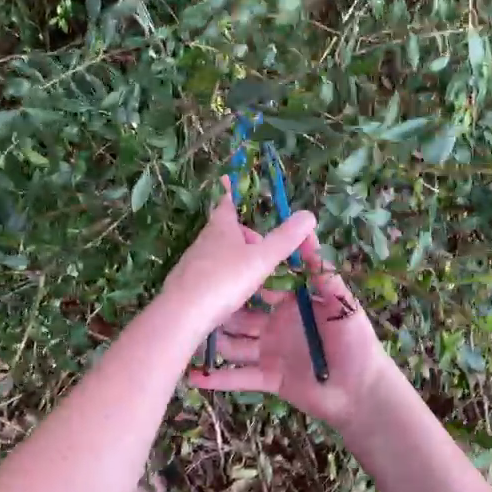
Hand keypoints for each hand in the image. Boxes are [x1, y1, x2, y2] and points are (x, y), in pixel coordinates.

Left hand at [158, 177, 315, 334]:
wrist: (183, 314)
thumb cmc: (223, 279)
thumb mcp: (260, 259)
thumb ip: (284, 240)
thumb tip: (308, 215)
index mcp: (221, 227)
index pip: (227, 202)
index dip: (231, 190)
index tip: (227, 177)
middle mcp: (206, 241)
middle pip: (230, 232)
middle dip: (250, 240)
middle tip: (269, 256)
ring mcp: (196, 263)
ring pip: (225, 257)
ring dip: (245, 266)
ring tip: (263, 288)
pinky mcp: (192, 286)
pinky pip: (217, 278)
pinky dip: (233, 284)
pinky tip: (243, 302)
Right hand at [187, 230, 394, 430]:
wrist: (363, 393)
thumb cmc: (356, 342)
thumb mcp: (340, 303)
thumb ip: (320, 271)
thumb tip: (307, 232)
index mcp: (290, 305)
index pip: (260, 288)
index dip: (242, 280)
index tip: (219, 268)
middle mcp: (274, 326)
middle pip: (240, 316)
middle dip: (220, 312)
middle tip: (195, 304)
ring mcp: (269, 353)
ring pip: (234, 345)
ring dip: (214, 342)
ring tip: (188, 336)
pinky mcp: (267, 379)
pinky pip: (239, 378)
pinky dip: (216, 379)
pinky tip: (193, 376)